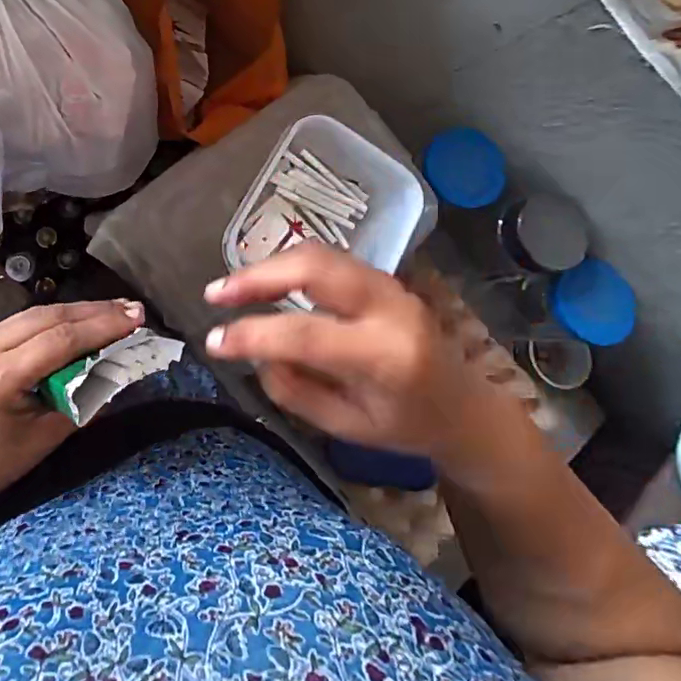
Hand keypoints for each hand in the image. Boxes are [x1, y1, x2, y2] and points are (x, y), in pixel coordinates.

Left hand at [0, 299, 144, 505]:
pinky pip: (22, 322)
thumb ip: (83, 394)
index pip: (60, 340)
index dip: (102, 326)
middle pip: (48, 317)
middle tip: (133, 310)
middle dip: (94, 312)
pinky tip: (80, 321)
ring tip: (115, 312)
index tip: (137, 318)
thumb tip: (120, 364)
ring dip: (77, 312)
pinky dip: (54, 320)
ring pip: (36, 314)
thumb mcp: (49, 434)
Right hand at [202, 244, 510, 470]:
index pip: (306, 335)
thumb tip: (256, 355)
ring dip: (269, 266)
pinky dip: (288, 265)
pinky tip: (264, 282)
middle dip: (258, 276)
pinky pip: (328, 259)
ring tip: (232, 288)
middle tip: (216, 294)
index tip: (214, 342)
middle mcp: (390, 308)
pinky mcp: (382, 278)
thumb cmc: (406, 426)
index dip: (252, 335)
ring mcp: (389, 286)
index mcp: (386, 356)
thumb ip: (296, 392)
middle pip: (315, 268)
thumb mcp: (347, 426)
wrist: (467, 409)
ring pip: (319, 254)